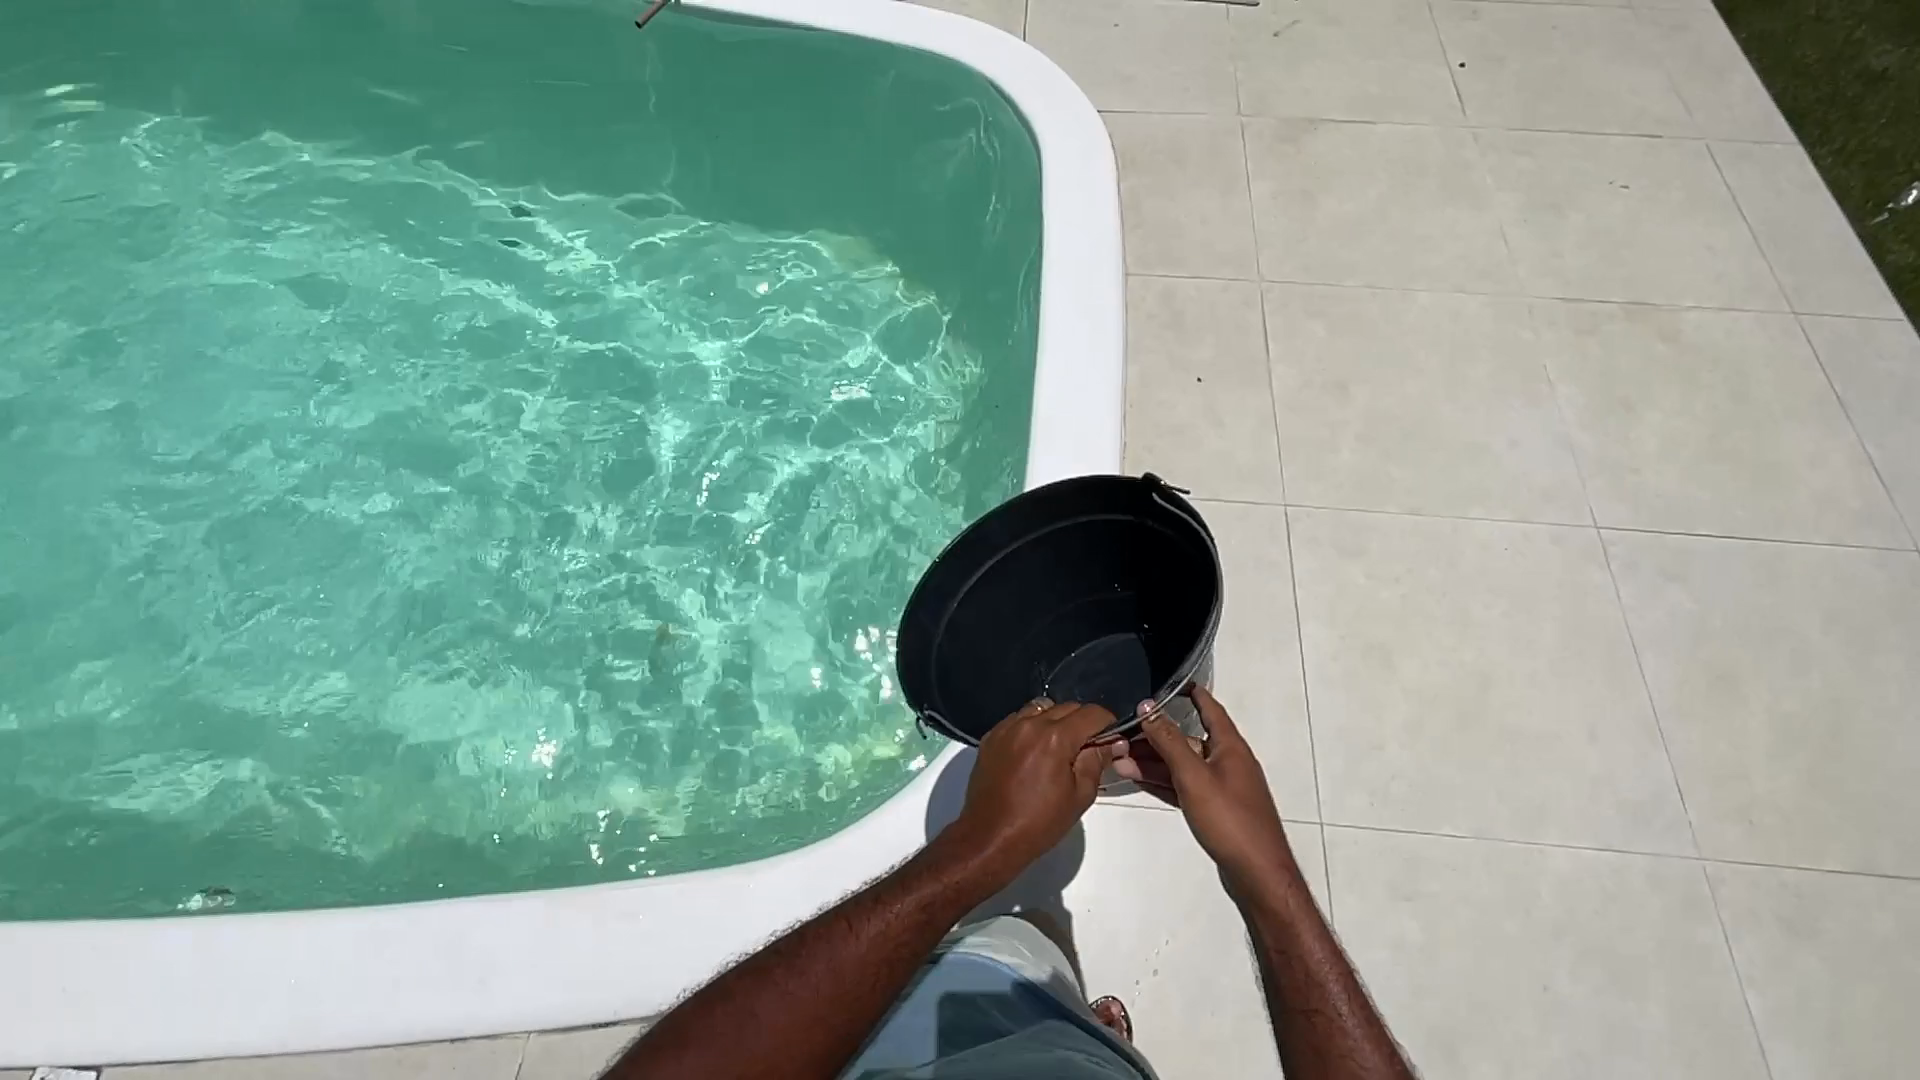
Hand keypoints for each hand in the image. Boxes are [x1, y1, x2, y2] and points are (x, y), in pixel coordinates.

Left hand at [950, 699, 1122, 881]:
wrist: (991, 836)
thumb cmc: (1039, 822)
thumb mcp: (1080, 795)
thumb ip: (1097, 761)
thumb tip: (1112, 742)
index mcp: (1055, 737)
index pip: (1092, 713)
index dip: (1107, 724)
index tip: (1110, 739)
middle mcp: (1030, 724)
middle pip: (1067, 707)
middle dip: (1083, 722)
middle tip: (1086, 749)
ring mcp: (1007, 727)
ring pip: (1041, 708)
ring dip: (1055, 721)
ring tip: (1057, 748)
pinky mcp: (991, 736)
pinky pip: (1018, 719)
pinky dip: (1031, 727)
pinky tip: (1032, 751)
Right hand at [1114, 686, 1294, 890]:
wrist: (1256, 874)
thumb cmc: (1229, 819)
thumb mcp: (1194, 775)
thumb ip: (1169, 741)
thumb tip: (1148, 708)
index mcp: (1229, 747)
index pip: (1210, 709)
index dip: (1192, 694)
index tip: (1172, 683)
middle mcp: (1227, 762)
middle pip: (1187, 740)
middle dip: (1155, 737)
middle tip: (1122, 734)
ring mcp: (1221, 788)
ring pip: (1181, 766)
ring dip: (1152, 762)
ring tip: (1118, 760)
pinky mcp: (1214, 810)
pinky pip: (1183, 787)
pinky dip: (1162, 782)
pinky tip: (1137, 779)